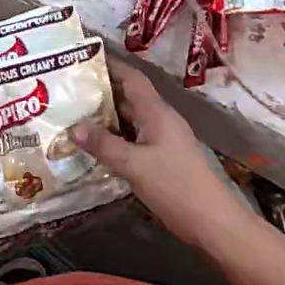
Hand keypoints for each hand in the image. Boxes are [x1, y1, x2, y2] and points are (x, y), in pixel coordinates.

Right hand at [71, 67, 253, 250]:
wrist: (215, 224)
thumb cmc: (175, 186)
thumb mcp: (133, 165)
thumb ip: (103, 145)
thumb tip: (72, 126)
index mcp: (156, 111)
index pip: (131, 77)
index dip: (110, 65)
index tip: (83, 60)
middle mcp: (161, 119)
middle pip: (129, 98)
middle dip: (101, 94)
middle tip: (69, 93)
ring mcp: (165, 140)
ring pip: (131, 121)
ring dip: (107, 119)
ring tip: (75, 118)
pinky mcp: (165, 160)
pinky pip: (135, 140)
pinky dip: (116, 140)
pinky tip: (97, 149)